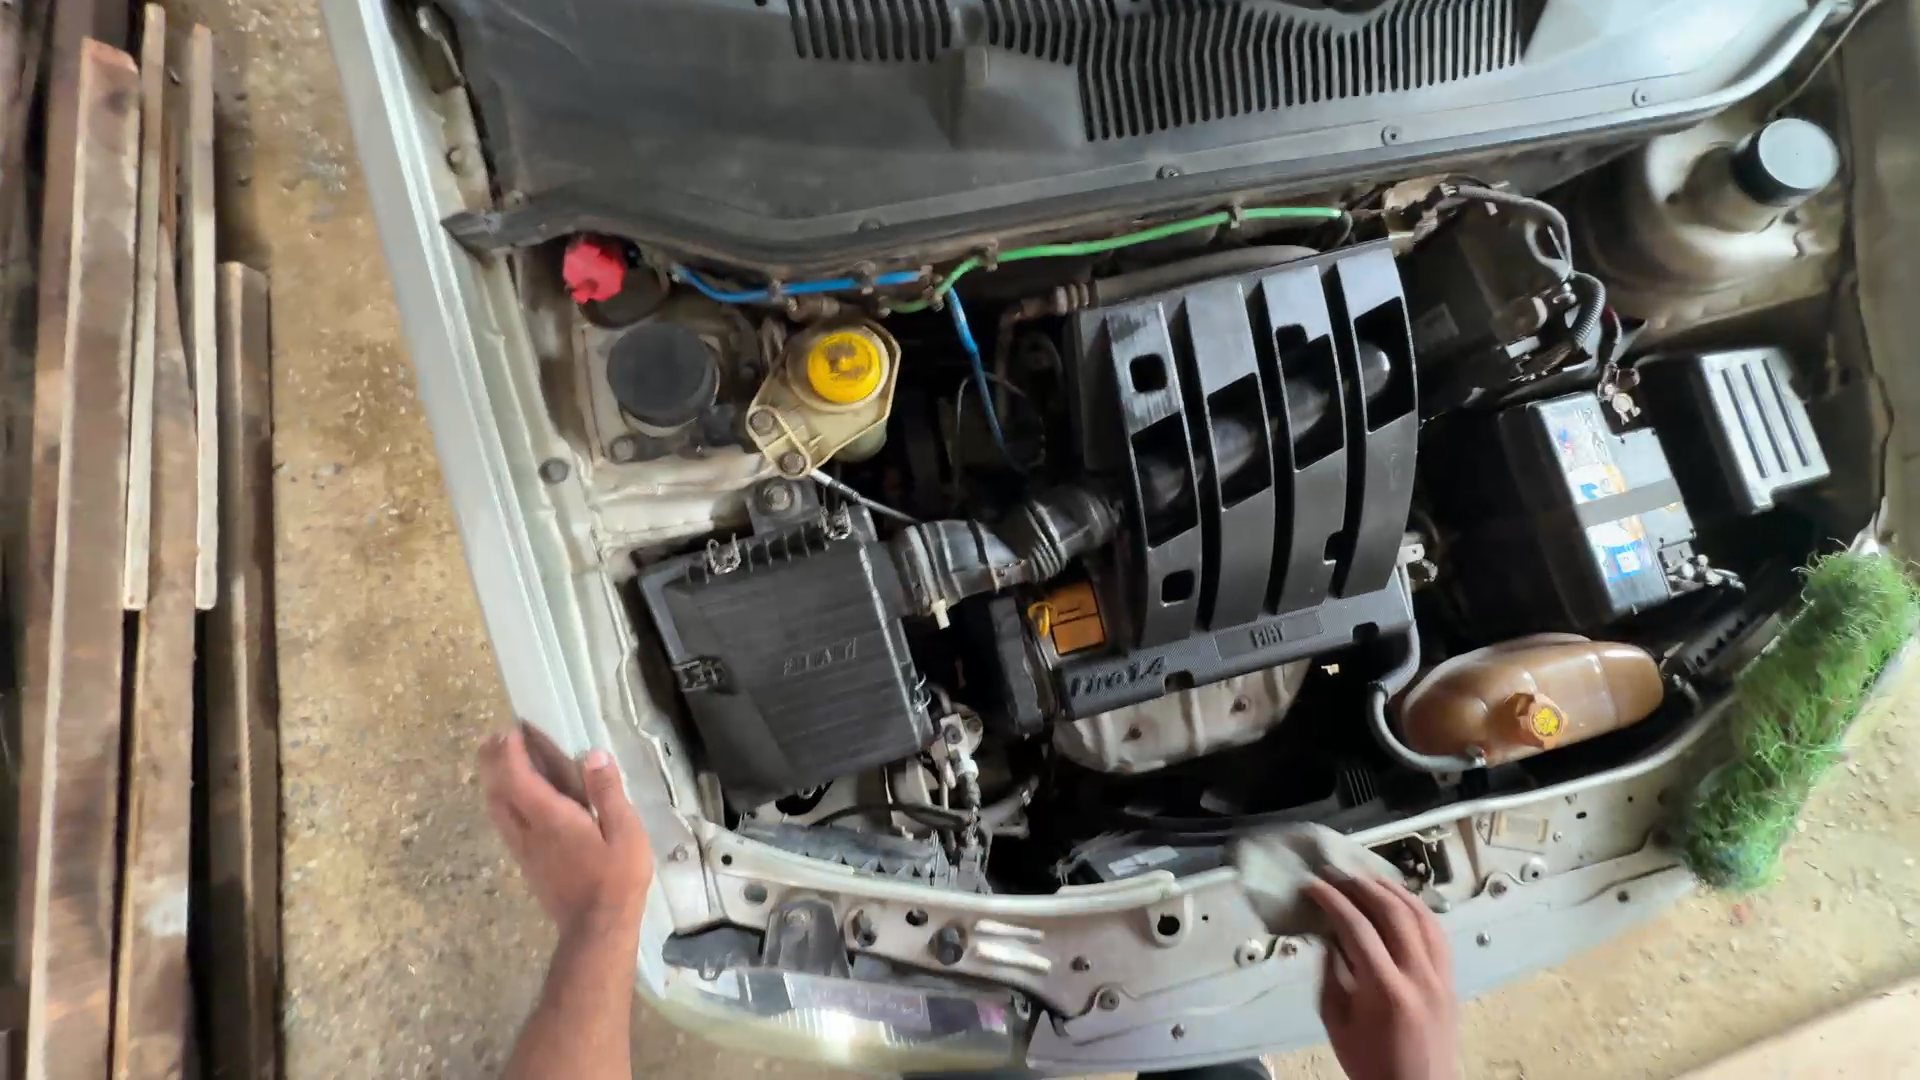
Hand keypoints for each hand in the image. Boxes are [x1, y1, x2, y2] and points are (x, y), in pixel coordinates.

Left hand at [479, 730, 653, 939]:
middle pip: (499, 793)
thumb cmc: (617, 876)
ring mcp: (525, 850)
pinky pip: (505, 824)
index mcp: (553, 820)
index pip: (521, 780)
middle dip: (492, 763)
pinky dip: (501, 802)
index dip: (512, 754)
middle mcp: (530, 832)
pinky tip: (510, 800)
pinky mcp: (528, 863)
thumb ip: (607, 793)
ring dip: (492, 782)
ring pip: (497, 810)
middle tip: (492, 738)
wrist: (597, 928)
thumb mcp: (625, 831)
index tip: (512, 730)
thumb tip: (594, 755)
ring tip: (495, 761)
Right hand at [1305, 873, 1459, 1079]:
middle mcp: (1419, 978)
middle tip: (1336, 873)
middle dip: (1361, 886)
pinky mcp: (1451, 983)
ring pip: (1422, 917)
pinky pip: (1437, 934)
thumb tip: (1328, 933)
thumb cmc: (1369, 1064)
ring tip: (1366, 877)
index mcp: (1386, 990)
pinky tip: (1399, 899)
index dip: (1332, 899)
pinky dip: (1417, 909)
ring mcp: (1441, 979)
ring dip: (1392, 890)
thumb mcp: (1335, 1020)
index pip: (1357, 927)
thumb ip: (1331, 972)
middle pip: (1393, 913)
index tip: (1312, 884)